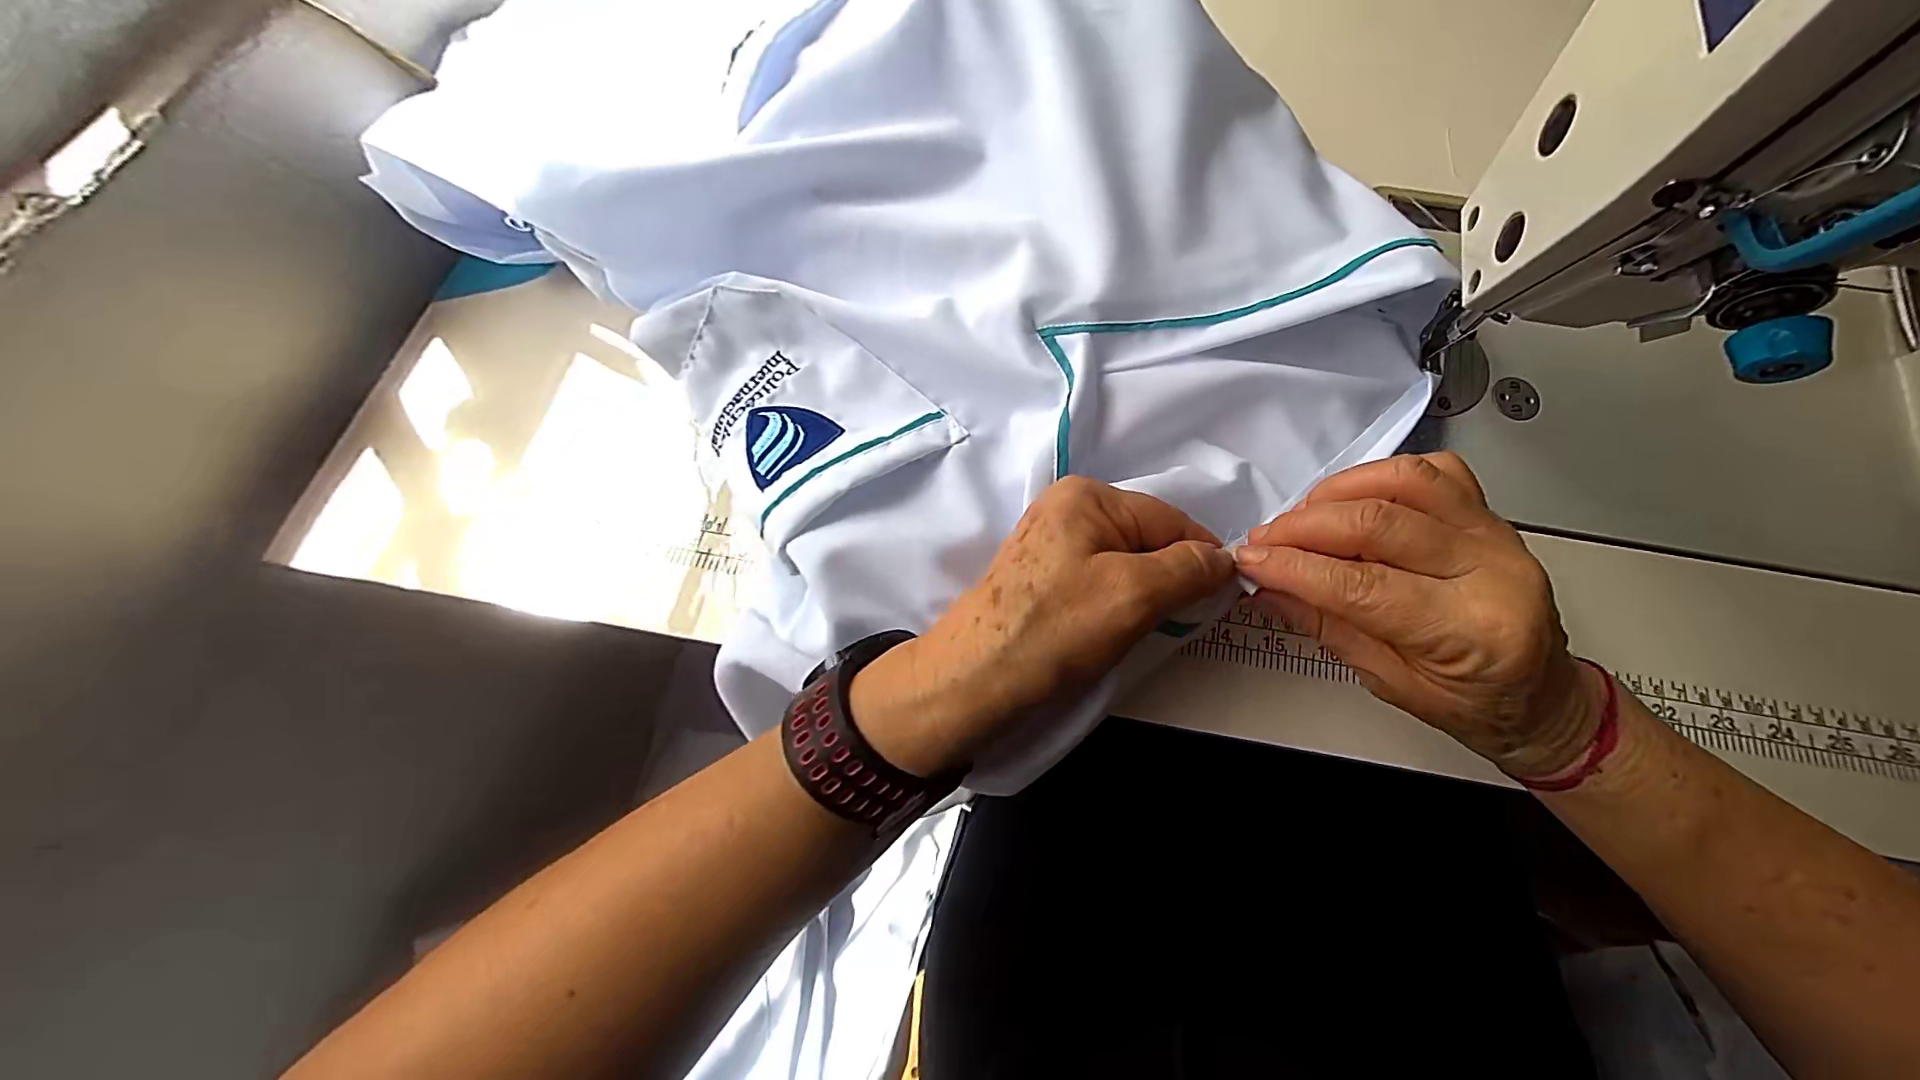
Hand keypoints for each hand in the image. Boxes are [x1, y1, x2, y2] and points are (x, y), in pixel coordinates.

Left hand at [852, 476, 1237, 775]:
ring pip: (1123, 566)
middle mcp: (1064, 509)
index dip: (1202, 558)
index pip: (1170, 519)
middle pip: (1146, 541)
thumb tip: (1225, 559)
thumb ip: (1188, 569)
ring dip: (1143, 597)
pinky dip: (1115, 606)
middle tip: (1180, 621)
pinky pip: (1097, 583)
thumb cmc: (1054, 630)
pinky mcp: (1040, 579)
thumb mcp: (1134, 593)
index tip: (1223, 599)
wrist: (973, 680)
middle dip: (1170, 580)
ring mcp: (1048, 544)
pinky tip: (1113, 632)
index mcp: (1086, 496)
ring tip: (1141, 631)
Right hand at [1233, 453, 1599, 779]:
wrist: (1541, 696)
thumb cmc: (1472, 703)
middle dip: (1302, 527)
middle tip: (1263, 540)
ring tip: (1300, 517)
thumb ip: (1326, 626)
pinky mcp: (1490, 515)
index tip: (1249, 560)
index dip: (1293, 567)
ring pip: (1406, 481)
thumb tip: (1268, 587)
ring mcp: (1495, 534)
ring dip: (1337, 492)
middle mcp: (1492, 570)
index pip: (1359, 584)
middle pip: (1378, 522)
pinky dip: (1380, 476)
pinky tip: (1351, 499)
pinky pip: (1434, 471)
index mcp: (1470, 630)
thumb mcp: (1388, 682)